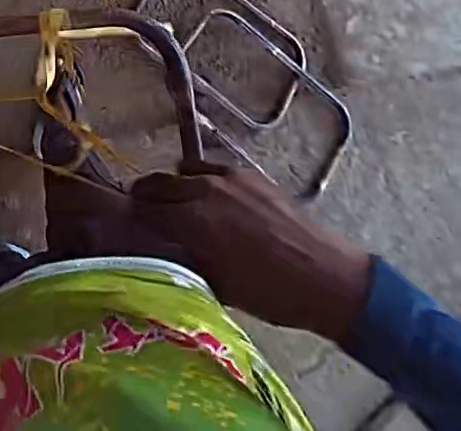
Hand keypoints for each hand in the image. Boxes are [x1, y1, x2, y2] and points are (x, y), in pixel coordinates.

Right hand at [130, 161, 373, 341]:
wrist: (330, 280)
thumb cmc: (273, 293)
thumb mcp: (219, 284)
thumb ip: (185, 258)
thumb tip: (162, 249)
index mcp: (192, 220)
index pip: (145, 210)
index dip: (134, 217)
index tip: (129, 223)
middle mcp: (202, 191)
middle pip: (156, 183)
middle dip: (145, 195)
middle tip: (143, 208)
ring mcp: (225, 177)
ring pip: (180, 171)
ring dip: (172, 184)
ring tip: (176, 200)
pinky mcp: (246, 173)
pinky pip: (209, 168)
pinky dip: (200, 178)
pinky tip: (209, 195)